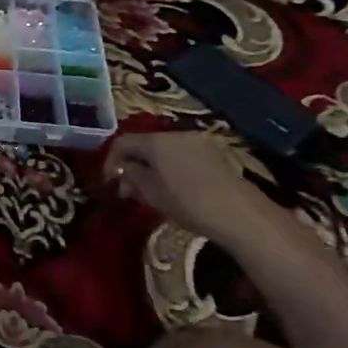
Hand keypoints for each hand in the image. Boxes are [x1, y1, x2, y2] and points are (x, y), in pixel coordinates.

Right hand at [104, 132, 284, 248]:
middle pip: (144, 144)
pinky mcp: (213, 153)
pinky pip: (180, 154)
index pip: (122, 143)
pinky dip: (168, 166)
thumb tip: (123, 169)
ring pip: (162, 150)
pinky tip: (170, 186)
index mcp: (157, 141)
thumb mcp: (149, 192)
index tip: (109, 183)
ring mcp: (198, 142)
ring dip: (150, 166)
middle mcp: (176, 134)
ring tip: (148, 190)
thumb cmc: (186, 202)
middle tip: (127, 189)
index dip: (110, 161)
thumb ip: (130, 176)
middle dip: (131, 164)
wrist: (238, 213)